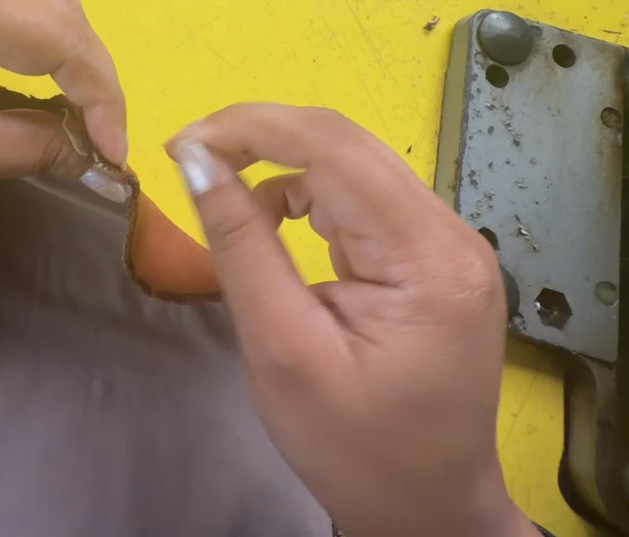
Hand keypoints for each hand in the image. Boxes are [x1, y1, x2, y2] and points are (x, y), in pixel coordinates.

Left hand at [0, 0, 125, 207]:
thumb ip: (36, 145)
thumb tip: (95, 153)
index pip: (57, 33)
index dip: (100, 93)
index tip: (115, 152)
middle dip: (89, 61)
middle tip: (102, 124)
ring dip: (68, 31)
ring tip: (81, 89)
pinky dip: (37, 20)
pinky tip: (44, 60)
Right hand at [168, 105, 536, 536]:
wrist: (427, 513)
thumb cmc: (352, 446)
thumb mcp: (279, 345)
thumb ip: (238, 241)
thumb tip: (195, 159)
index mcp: (425, 257)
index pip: (331, 149)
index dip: (249, 129)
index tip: (180, 144)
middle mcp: (448, 232)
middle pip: (343, 140)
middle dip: (256, 133)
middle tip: (188, 155)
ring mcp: (444, 239)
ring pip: (346, 156)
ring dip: (274, 158)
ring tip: (221, 191)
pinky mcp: (426, 249)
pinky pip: (353, 188)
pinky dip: (297, 188)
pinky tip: (269, 218)